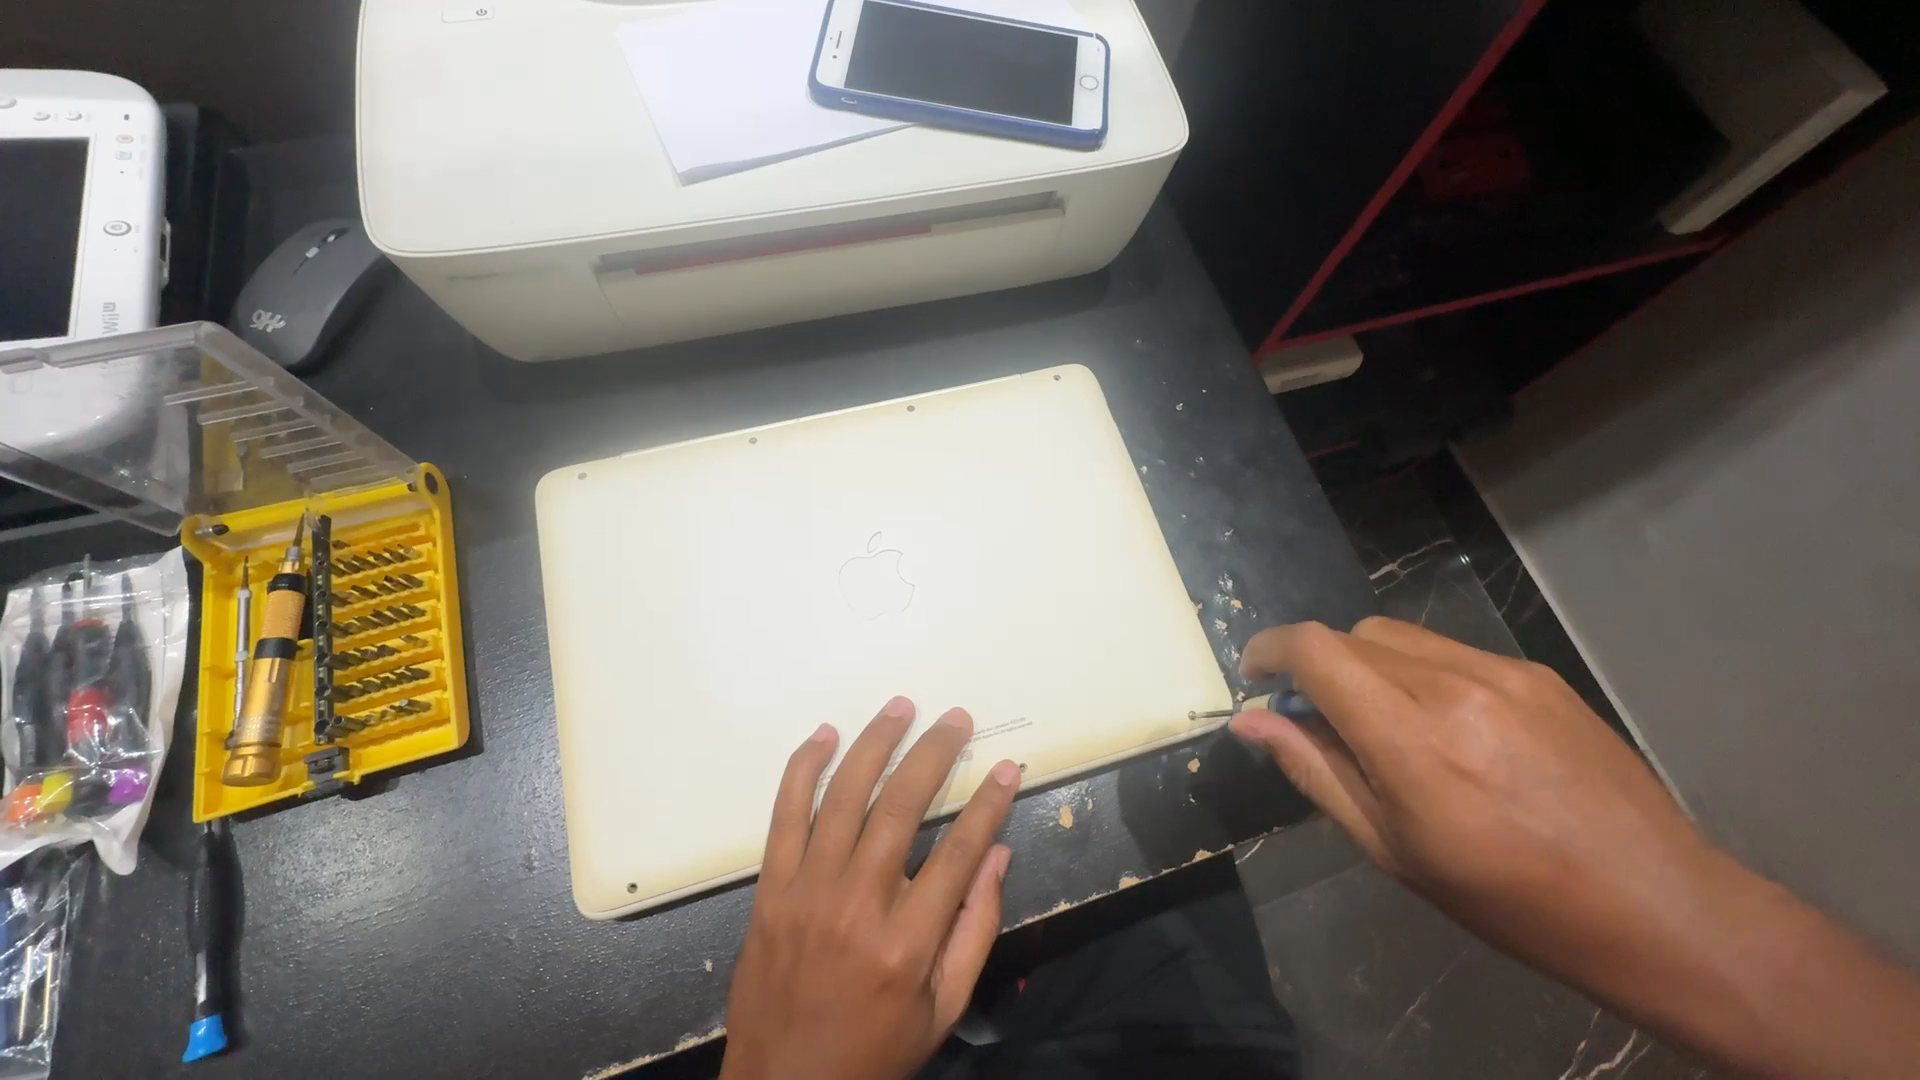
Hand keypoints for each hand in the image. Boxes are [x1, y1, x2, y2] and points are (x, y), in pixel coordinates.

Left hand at [720, 697, 1017, 1079]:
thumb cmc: (875, 1049)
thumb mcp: (943, 1008)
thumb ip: (977, 929)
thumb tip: (1000, 855)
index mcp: (907, 943)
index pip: (958, 853)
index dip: (988, 804)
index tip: (1006, 766)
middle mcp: (857, 905)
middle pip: (901, 808)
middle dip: (934, 754)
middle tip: (957, 719)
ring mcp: (807, 891)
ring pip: (844, 798)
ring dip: (874, 745)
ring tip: (901, 708)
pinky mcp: (771, 888)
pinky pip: (785, 815)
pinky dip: (803, 769)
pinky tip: (825, 736)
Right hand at [1229, 618, 1919, 1077]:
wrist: (1660, 907)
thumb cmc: (1507, 897)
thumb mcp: (1390, 847)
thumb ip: (1313, 770)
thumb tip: (1250, 720)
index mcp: (1411, 737)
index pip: (1314, 650)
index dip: (1269, 649)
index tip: (1255, 676)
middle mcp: (1453, 685)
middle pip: (1350, 635)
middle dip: (1315, 665)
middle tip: (1315, 716)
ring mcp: (1502, 672)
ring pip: (1396, 636)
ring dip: (1364, 663)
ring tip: (1380, 721)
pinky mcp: (1537, 674)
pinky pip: (1448, 650)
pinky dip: (1415, 671)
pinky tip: (1443, 726)